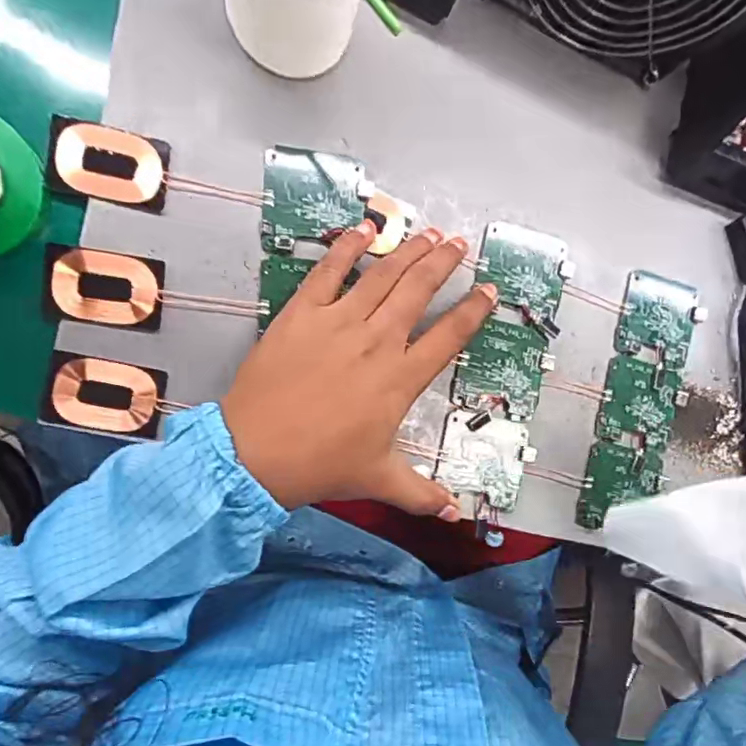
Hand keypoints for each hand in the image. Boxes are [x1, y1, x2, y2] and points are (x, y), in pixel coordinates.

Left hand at [222, 221, 496, 514]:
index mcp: (401, 379)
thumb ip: (420, 493)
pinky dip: (347, 247)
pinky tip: (363, 230)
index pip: (449, 336)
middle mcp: (377, 342)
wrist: (257, 452)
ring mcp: (338, 323)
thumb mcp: (377, 479)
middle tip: (459, 244)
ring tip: (428, 233)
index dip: (473, 311)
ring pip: (382, 275)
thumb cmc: (321, 466)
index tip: (488, 292)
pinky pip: (329, 272)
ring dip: (408, 251)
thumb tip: (455, 515)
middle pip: (419, 292)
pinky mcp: (301, 313)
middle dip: (443, 264)